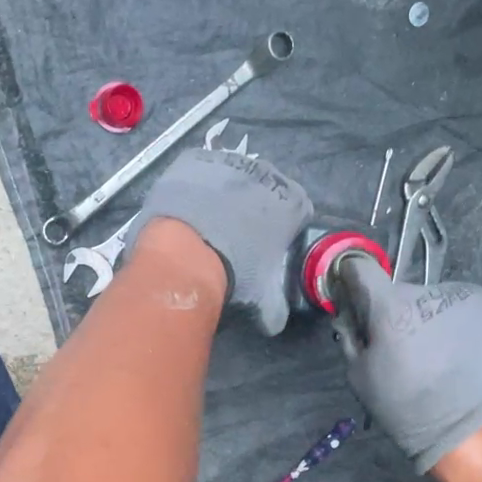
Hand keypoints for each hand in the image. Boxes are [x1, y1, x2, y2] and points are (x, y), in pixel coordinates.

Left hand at [132, 150, 313, 335]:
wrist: (185, 255)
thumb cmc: (234, 275)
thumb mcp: (264, 297)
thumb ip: (276, 306)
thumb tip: (275, 322)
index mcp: (292, 203)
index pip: (297, 210)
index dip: (281, 228)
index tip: (266, 245)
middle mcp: (266, 173)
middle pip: (263, 189)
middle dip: (251, 208)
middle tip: (233, 235)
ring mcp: (228, 161)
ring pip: (230, 176)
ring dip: (222, 193)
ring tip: (205, 222)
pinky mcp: (194, 158)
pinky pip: (198, 169)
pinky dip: (193, 184)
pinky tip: (184, 208)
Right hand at [331, 254, 481, 472]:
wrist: (469, 426)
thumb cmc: (404, 406)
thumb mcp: (358, 376)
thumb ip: (350, 336)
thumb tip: (349, 312)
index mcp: (390, 307)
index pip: (362, 268)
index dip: (354, 278)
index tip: (354, 291)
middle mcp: (429, 289)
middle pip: (403, 292)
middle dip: (398, 312)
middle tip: (405, 346)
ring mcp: (467, 293)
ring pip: (436, 299)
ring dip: (432, 317)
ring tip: (439, 352)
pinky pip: (465, 304)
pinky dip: (460, 321)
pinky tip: (463, 349)